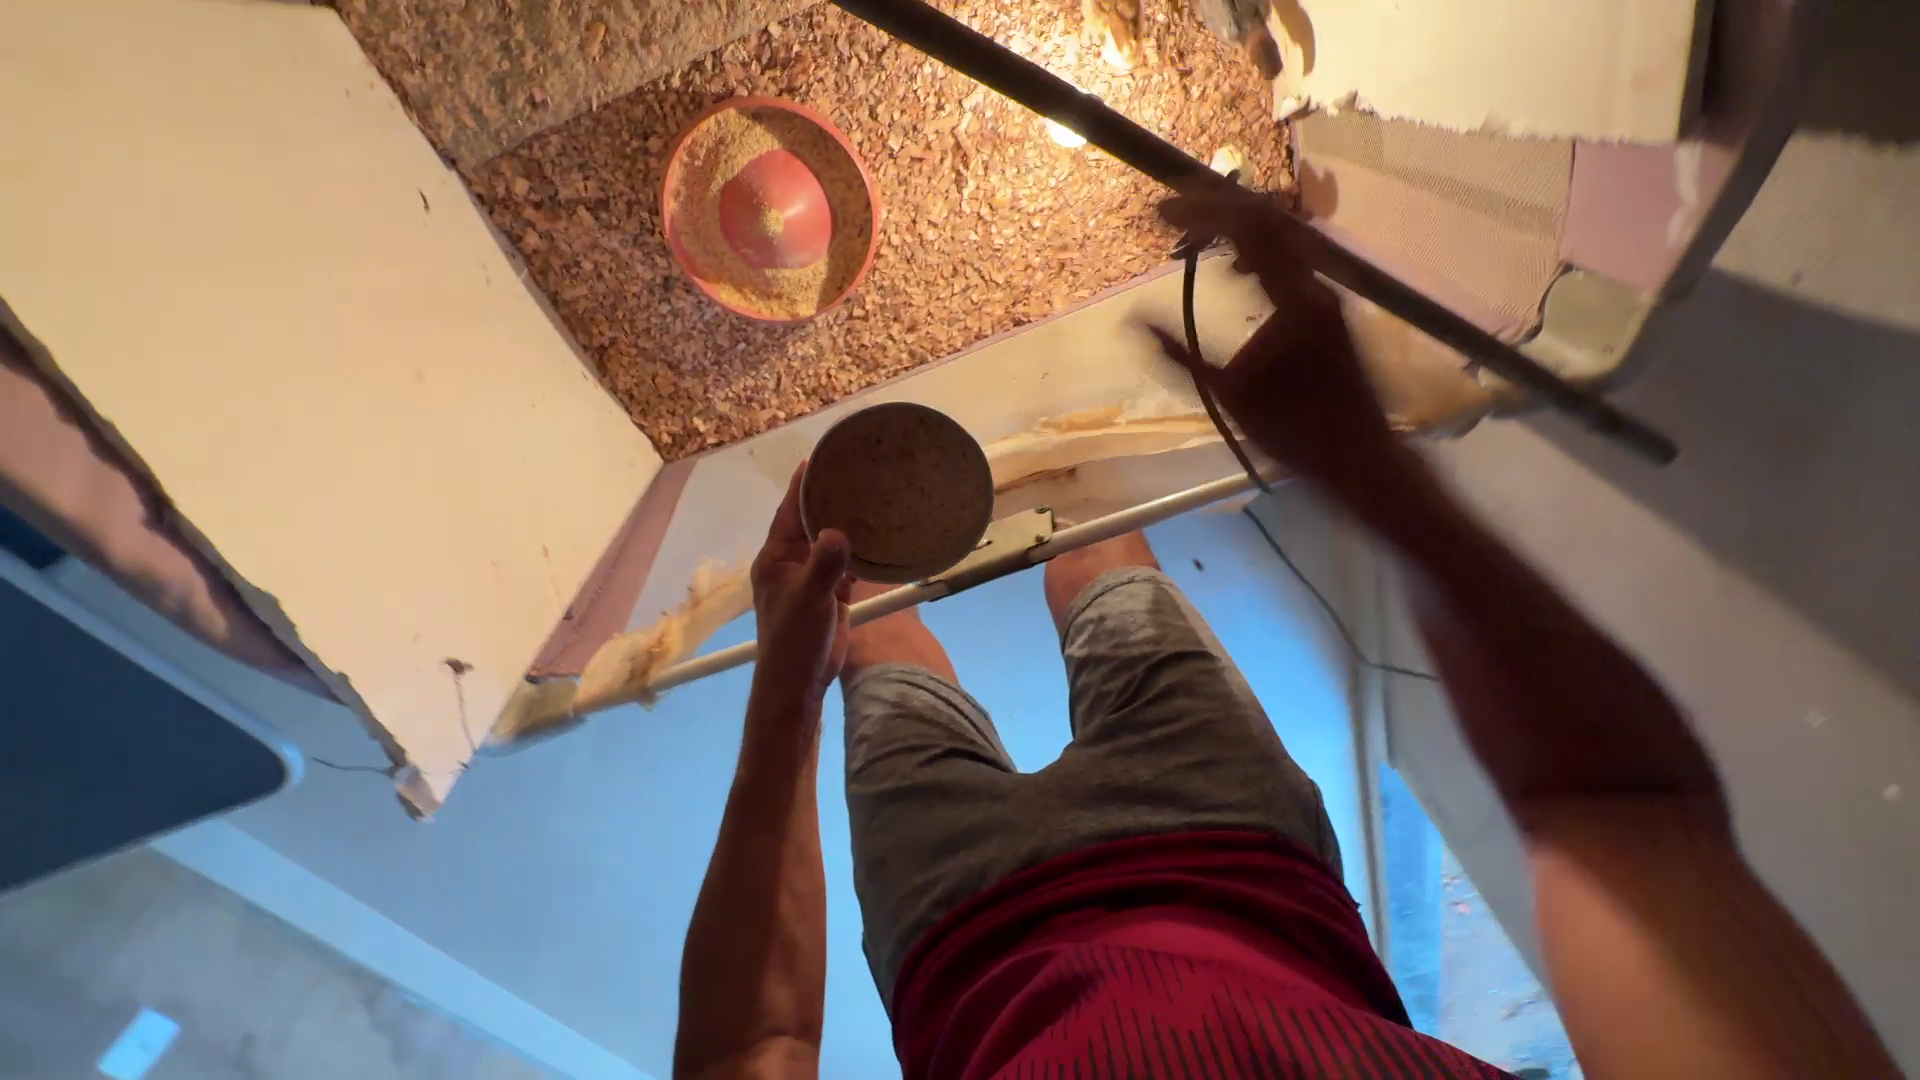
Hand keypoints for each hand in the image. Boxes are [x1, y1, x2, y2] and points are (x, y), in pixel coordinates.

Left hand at [750, 463, 853, 705]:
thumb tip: (838, 531)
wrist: (798, 682)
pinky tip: (880, 536)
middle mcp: (792, 561)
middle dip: (829, 497)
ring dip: (847, 522)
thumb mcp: (808, 599)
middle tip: (856, 470)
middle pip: (811, 520)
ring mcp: (811, 577)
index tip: (819, 456)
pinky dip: (860, 550)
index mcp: (776, 556)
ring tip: (872, 496)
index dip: (803, 484)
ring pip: (830, 541)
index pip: (790, 510)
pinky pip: (845, 563)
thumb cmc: (793, 639)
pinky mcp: (830, 593)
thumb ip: (824, 565)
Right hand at [1149, 187, 1402, 492]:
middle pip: (1266, 218)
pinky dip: (1255, 250)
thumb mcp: (1226, 395)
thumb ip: (1177, 353)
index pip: (1247, 230)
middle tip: (1171, 205)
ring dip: (1235, 226)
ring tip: (1193, 234)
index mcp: (1293, 299)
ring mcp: (1327, 292)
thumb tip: (1132, 320)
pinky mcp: (1328, 306)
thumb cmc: (1292, 431)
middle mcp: (1316, 283)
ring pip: (1281, 235)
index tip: (1159, 211)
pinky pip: (1290, 258)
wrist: (1359, 454)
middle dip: (1215, 205)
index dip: (1200, 212)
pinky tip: (1233, 268)